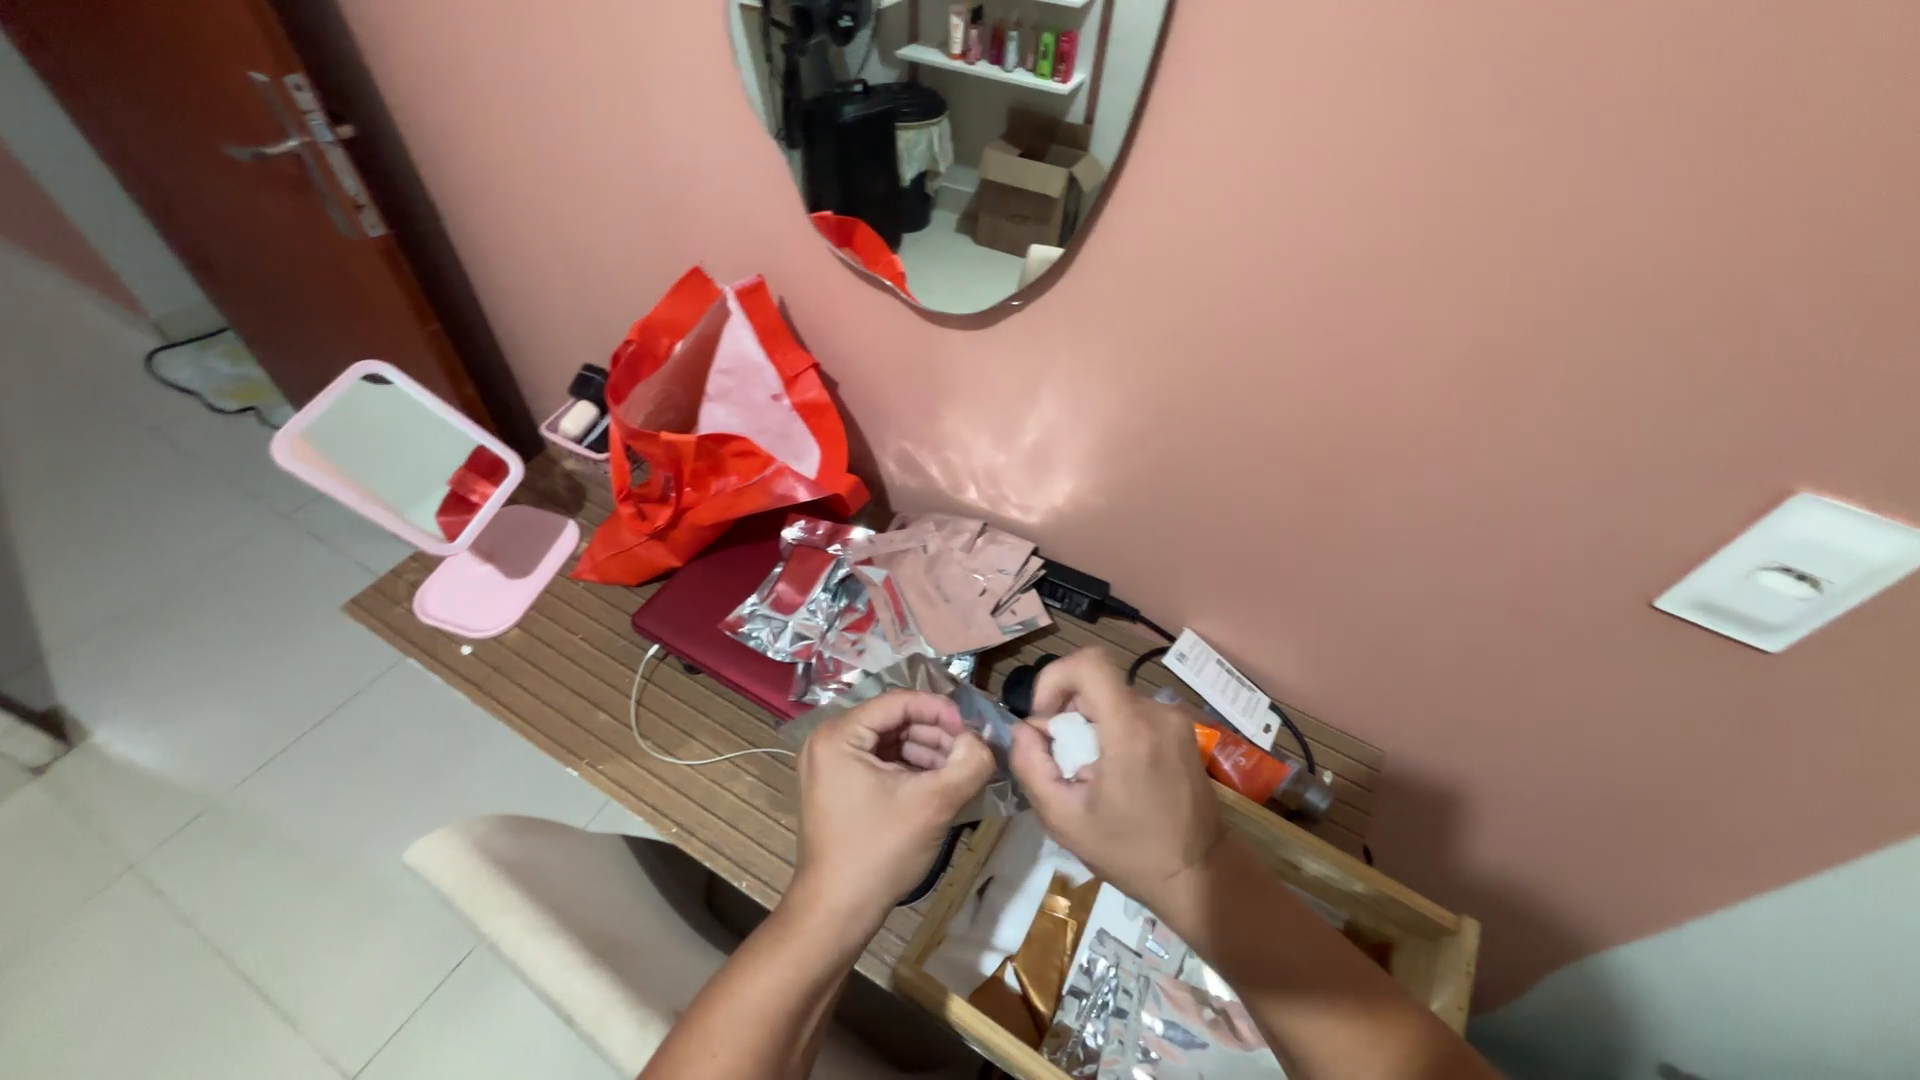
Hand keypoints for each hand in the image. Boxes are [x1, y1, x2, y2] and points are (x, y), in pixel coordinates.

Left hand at [789, 690, 995, 931]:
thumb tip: (985, 742)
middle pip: (894, 720)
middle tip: (970, 754)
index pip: (898, 701)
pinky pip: (880, 763)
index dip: (940, 710)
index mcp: (838, 735)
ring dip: (927, 753)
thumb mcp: (933, 804)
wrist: (837, 911)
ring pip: (890, 742)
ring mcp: (829, 765)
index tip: (972, 730)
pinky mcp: (838, 787)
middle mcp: (828, 741)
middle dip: (936, 735)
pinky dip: (910, 770)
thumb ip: (969, 764)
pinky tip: (938, 786)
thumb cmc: (879, 852)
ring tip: (959, 773)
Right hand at [1008, 648, 1228, 919]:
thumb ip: (1031, 766)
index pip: (1088, 663)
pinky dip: (1113, 731)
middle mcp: (1157, 712)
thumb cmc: (1129, 852)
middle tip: (1065, 762)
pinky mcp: (1182, 729)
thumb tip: (1024, 729)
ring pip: (1113, 699)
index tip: (1047, 720)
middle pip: (1096, 686)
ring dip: (1091, 726)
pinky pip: (1133, 713)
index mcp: (1130, 729)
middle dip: (1069, 715)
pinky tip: (1115, 773)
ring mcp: (1175, 718)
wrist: (1199, 874)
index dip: (1055, 678)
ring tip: (1091, 774)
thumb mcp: (1063, 819)